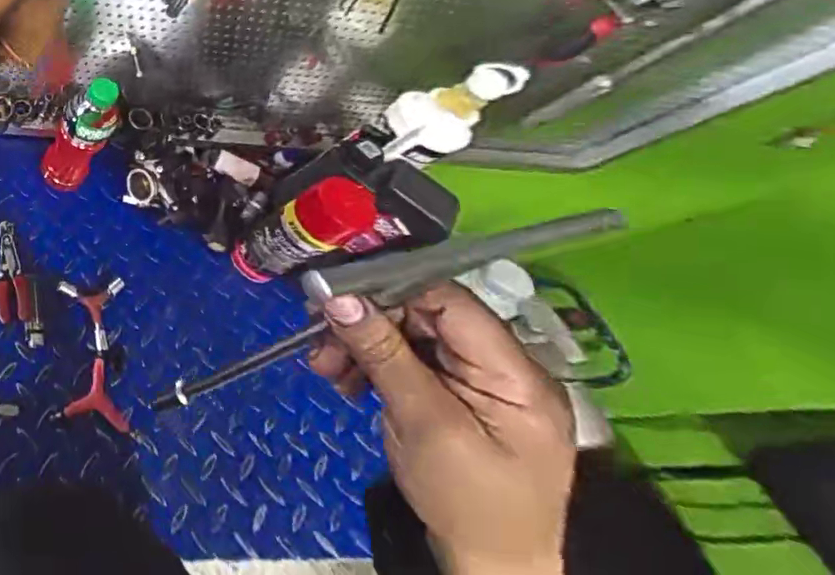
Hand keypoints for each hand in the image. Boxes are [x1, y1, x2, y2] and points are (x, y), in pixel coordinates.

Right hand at [310, 282, 574, 574]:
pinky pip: (403, 358)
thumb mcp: (425, 425)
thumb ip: (383, 354)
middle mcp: (499, 366)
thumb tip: (338, 296)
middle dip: (365, 322)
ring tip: (325, 366)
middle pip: (421, 315)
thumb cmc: (469, 502)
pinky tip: (344, 379)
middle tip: (319, 335)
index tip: (337, 294)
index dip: (391, 288)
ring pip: (404, 334)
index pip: (449, 300)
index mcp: (515, 373)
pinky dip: (368, 364)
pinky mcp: (450, 393)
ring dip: (358, 344)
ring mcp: (474, 380)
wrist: (488, 568)